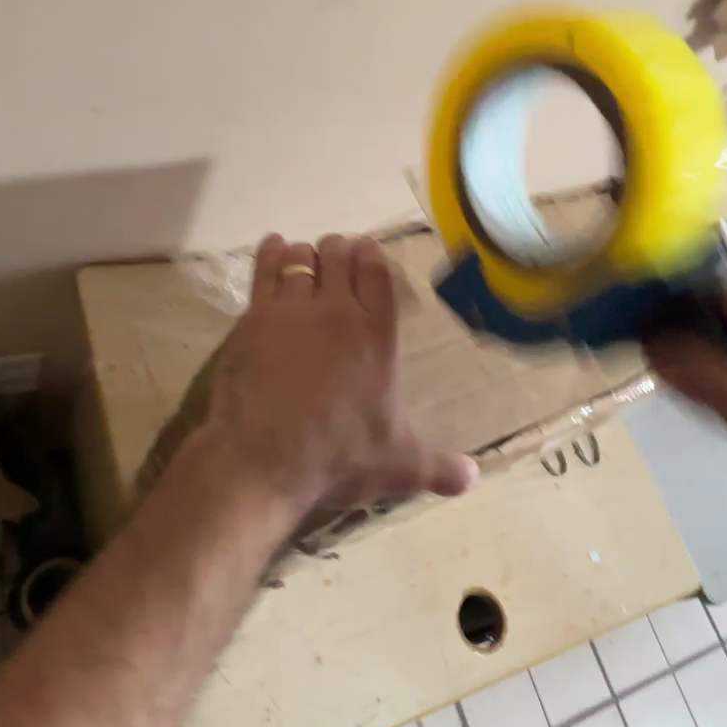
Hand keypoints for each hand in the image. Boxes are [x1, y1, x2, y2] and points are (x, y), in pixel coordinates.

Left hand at [198, 233, 477, 511]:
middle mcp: (336, 312)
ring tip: (305, 254)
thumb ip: (438, 467)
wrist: (265, 459)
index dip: (373, 256)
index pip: (377, 275)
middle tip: (337, 254)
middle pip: (338, 258)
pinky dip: (270, 255)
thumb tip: (473, 479)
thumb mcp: (398, 466)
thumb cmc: (338, 457)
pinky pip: (263, 272)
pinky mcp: (253, 320)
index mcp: (376, 336)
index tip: (368, 250)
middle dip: (339, 250)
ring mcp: (291, 312)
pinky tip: (273, 247)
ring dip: (306, 253)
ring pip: (301, 260)